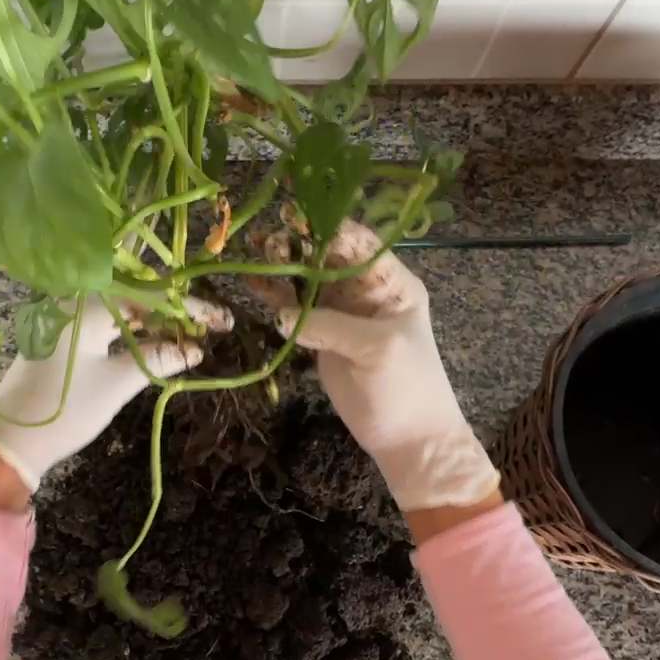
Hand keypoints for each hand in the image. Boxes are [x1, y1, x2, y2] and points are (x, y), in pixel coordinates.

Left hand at [0, 295, 229, 491]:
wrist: (13, 440)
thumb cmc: (66, 410)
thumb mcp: (117, 385)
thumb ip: (158, 359)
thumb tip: (196, 350)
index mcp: (87, 306)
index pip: (150, 296)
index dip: (189, 308)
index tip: (222, 321)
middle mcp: (76, 302)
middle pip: (137, 297)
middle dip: (176, 312)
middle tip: (212, 326)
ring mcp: (68, 319)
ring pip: (124, 311)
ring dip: (157, 323)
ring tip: (192, 336)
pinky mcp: (65, 337)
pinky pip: (108, 324)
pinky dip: (135, 333)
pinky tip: (159, 342)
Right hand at [249, 220, 497, 513]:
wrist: (407, 438)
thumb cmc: (406, 387)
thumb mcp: (376, 348)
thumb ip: (331, 325)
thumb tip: (281, 315)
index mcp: (391, 283)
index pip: (358, 243)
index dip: (327, 229)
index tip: (295, 221)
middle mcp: (365, 291)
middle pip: (326, 258)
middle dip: (297, 245)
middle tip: (266, 241)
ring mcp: (341, 314)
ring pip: (307, 282)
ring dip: (281, 269)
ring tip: (252, 258)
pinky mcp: (322, 338)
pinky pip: (295, 311)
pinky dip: (275, 299)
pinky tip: (252, 285)